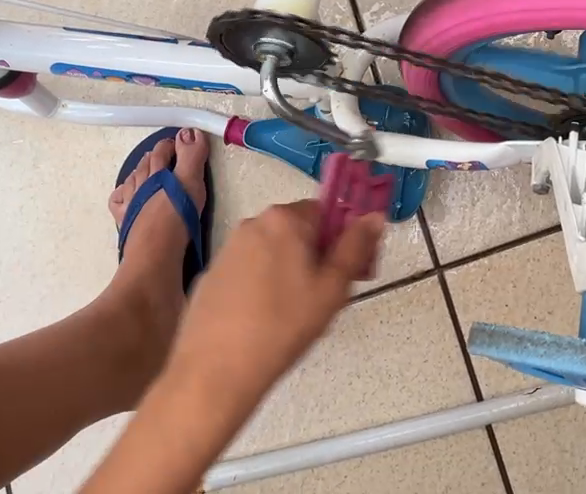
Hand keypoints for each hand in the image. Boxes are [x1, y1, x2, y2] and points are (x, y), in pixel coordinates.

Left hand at [162, 200, 384, 407]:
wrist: (214, 372)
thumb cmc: (283, 326)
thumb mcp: (332, 288)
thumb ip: (356, 247)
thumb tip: (375, 216)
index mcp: (285, 219)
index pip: (327, 212)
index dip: (344, 241)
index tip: (352, 273)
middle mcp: (254, 223)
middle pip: (300, 231)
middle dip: (318, 257)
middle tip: (326, 298)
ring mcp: (228, 249)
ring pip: (275, 252)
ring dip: (291, 272)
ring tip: (296, 315)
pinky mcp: (211, 275)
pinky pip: (249, 271)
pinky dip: (262, 287)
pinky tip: (265, 321)